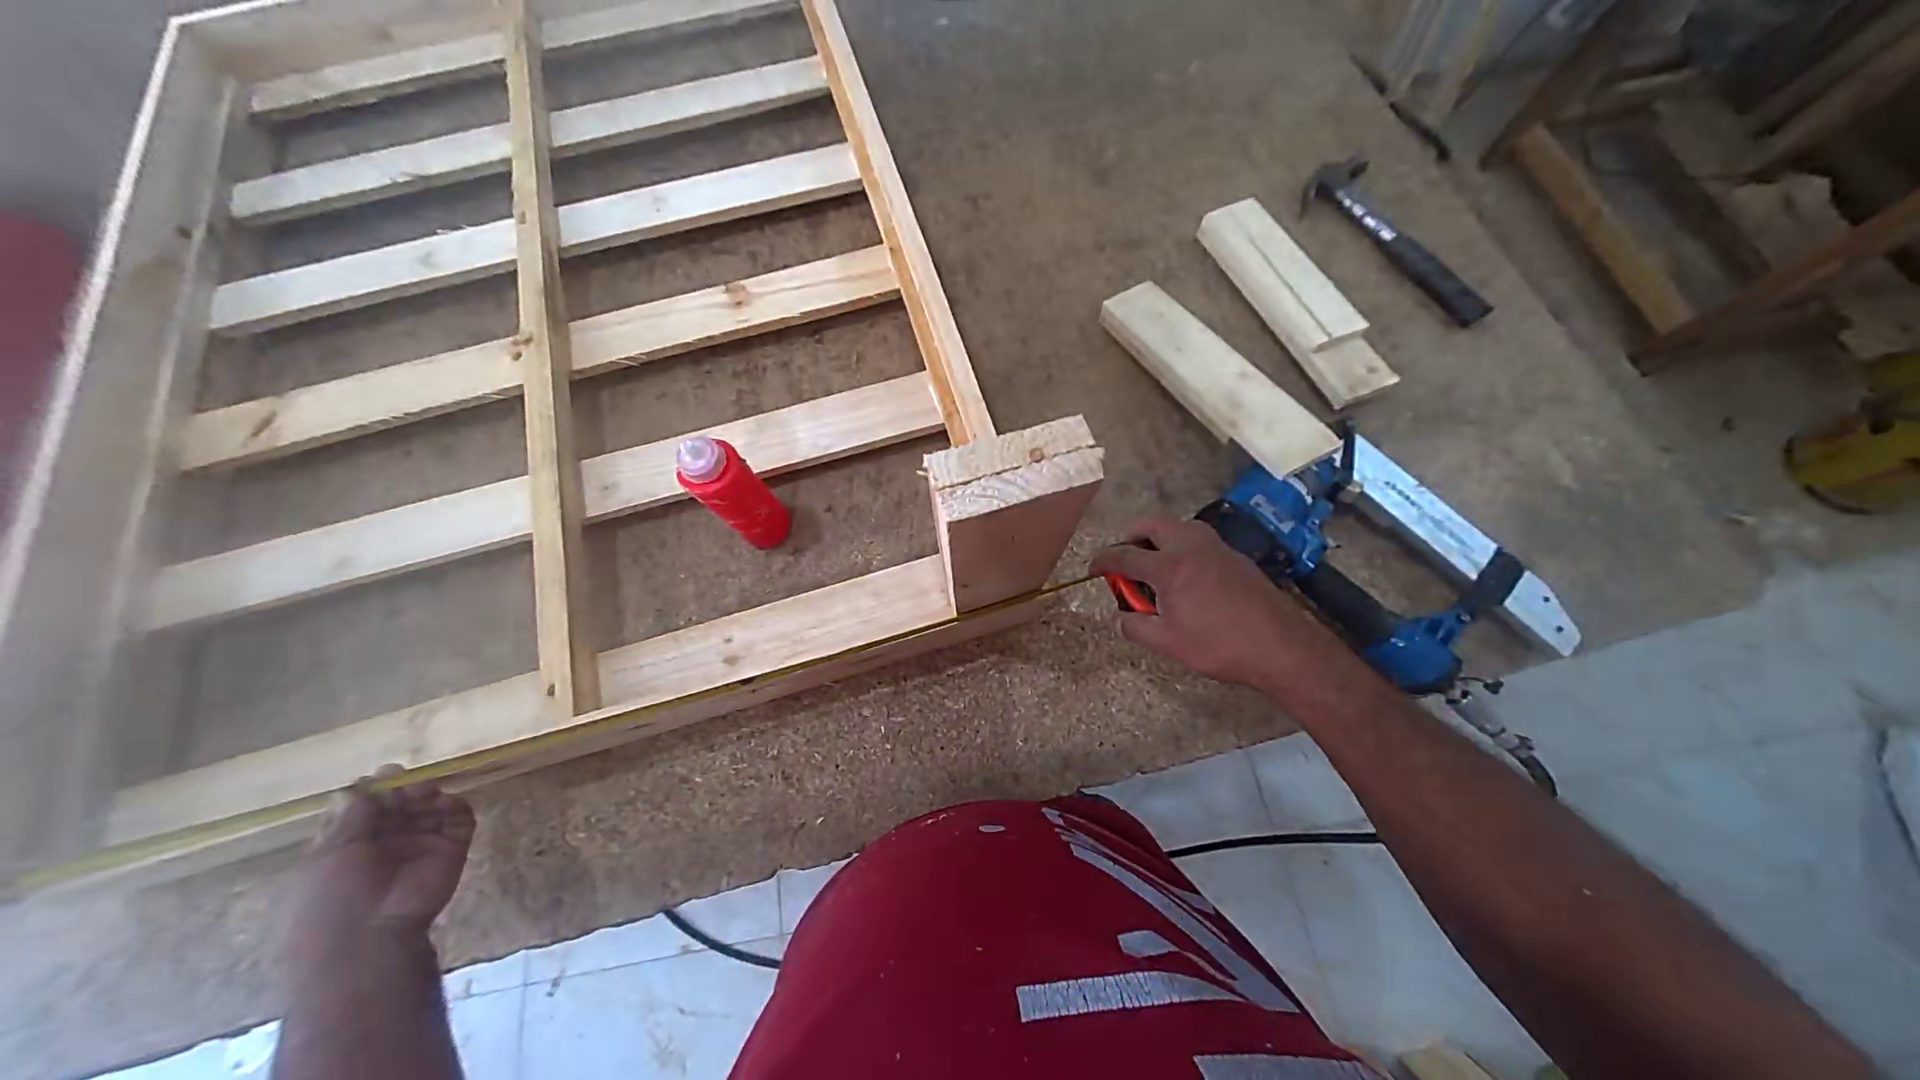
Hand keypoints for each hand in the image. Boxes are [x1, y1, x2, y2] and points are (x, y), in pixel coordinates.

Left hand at [292, 773, 475, 936]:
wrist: (369, 937)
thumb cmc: (335, 897)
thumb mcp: (332, 852)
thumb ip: (355, 814)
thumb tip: (366, 780)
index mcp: (351, 844)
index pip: (367, 806)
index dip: (374, 790)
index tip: (380, 779)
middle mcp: (387, 842)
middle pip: (402, 802)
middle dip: (404, 789)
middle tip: (407, 785)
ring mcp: (421, 845)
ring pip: (431, 806)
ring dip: (429, 794)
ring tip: (426, 793)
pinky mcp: (452, 850)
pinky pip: (460, 819)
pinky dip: (455, 806)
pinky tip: (445, 804)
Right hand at [1090, 517, 1332, 691]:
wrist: (1280, 645)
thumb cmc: (1218, 645)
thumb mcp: (1167, 643)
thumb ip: (1136, 627)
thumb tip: (1122, 618)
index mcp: (1169, 567)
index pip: (1125, 555)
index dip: (1104, 561)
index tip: (1093, 568)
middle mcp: (1190, 547)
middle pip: (1152, 525)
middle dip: (1132, 536)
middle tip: (1125, 558)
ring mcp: (1216, 549)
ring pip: (1180, 527)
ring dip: (1160, 537)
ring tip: (1154, 565)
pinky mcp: (1235, 558)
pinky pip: (1199, 541)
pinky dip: (1182, 547)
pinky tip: (1186, 576)